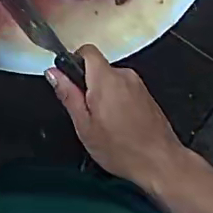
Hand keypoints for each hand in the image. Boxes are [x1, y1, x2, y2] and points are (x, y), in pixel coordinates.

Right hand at [48, 46, 197, 193]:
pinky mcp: (146, 94)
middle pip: (98, 68)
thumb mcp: (84, 125)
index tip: (69, 80)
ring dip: (104, 95)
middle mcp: (124, 76)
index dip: (74, 62)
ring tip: (105, 123)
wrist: (159, 161)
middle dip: (89, 86)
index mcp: (106, 79)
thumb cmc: (123, 149)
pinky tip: (119, 125)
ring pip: (111, 80)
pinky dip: (118, 102)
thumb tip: (54, 74)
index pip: (87, 51)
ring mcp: (138, 84)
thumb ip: (68, 94)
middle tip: (87, 113)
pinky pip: (124, 89)